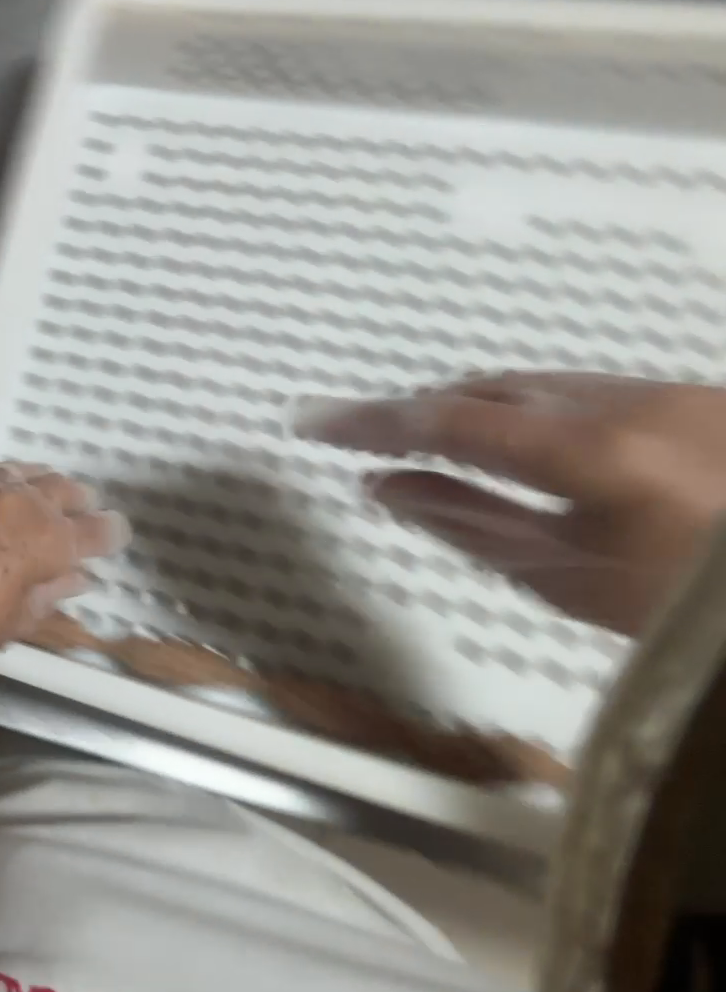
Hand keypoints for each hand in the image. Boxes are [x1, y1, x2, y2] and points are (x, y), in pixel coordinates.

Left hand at [0, 462, 129, 722]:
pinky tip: (2, 489)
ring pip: (25, 472)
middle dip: (77, 503)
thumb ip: (50, 593)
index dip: (108, 534)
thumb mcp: (12, 622)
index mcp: (45, 539)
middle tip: (82, 513)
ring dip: (41, 485)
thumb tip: (76, 577)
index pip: (94, 530)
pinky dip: (2, 479)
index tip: (114, 536)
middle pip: (62, 491)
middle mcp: (18, 500)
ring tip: (46, 496)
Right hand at [296, 372, 725, 635]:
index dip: (366, 421)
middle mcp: (632, 405)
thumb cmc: (693, 607)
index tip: (306, 419)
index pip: (445, 422)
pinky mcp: (704, 398)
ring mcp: (676, 394)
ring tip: (433, 438)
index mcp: (593, 454)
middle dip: (419, 409)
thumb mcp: (571, 579)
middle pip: (489, 389)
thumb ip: (467, 523)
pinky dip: (528, 410)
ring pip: (537, 384)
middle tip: (365, 433)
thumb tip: (385, 485)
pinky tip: (521, 443)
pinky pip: (583, 391)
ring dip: (472, 407)